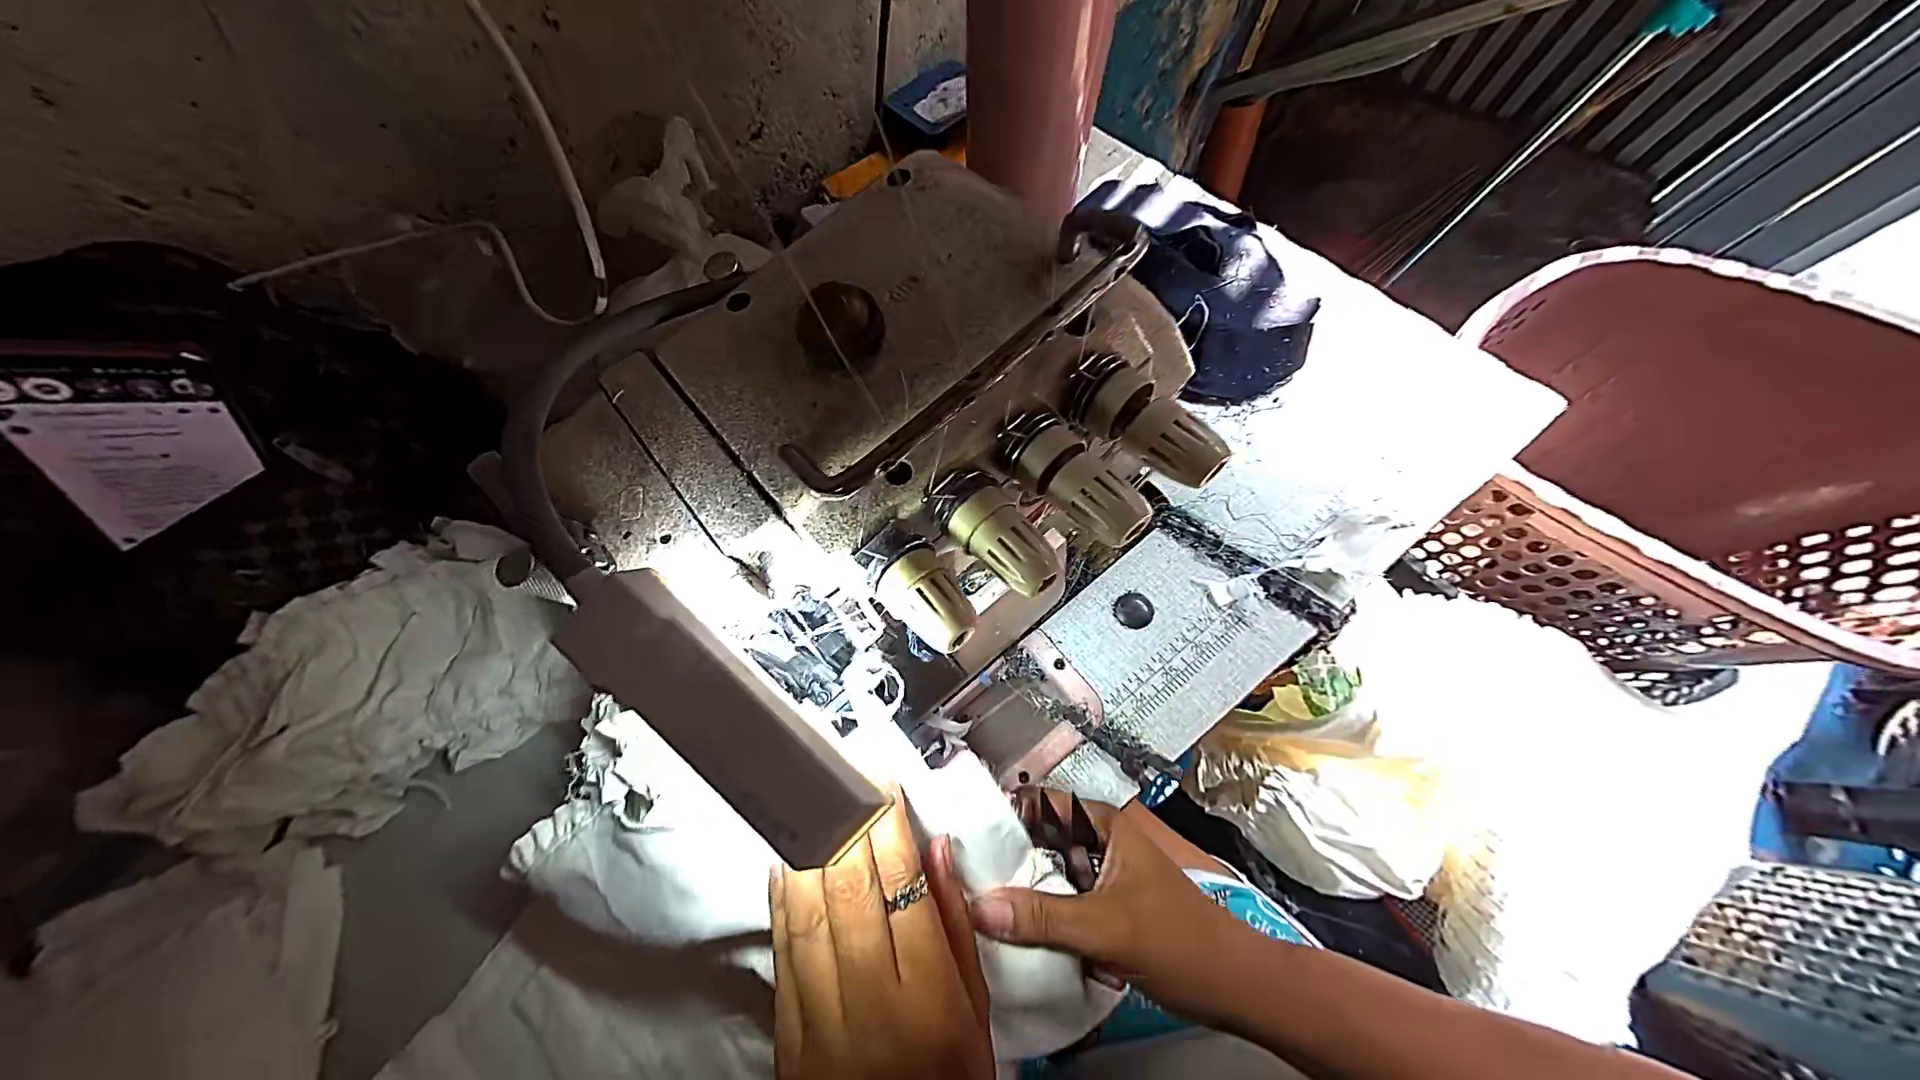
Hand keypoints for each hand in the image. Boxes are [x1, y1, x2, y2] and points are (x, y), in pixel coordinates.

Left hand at [769, 787, 992, 1079]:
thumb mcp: (976, 1014)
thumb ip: (955, 928)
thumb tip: (936, 852)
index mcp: (929, 1001)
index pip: (904, 890)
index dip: (890, 828)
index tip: (883, 786)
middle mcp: (870, 1007)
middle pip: (851, 894)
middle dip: (848, 825)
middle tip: (847, 778)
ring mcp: (820, 1022)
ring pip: (808, 915)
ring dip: (811, 851)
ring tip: (815, 803)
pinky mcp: (786, 1034)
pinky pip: (781, 950)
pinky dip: (783, 896)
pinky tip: (789, 860)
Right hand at [968, 793, 1253, 1024]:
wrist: (1233, 986)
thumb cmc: (1180, 941)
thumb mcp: (1106, 927)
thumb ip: (1043, 917)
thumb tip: (979, 906)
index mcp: (1105, 824)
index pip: (1044, 803)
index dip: (1008, 812)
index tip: (969, 831)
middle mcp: (1102, 842)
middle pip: (1043, 840)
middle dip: (1011, 858)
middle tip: (971, 874)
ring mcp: (1104, 875)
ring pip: (1051, 874)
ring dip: (1028, 891)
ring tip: (990, 904)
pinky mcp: (1106, 906)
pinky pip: (1062, 902)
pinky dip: (1046, 916)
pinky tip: (1028, 935)